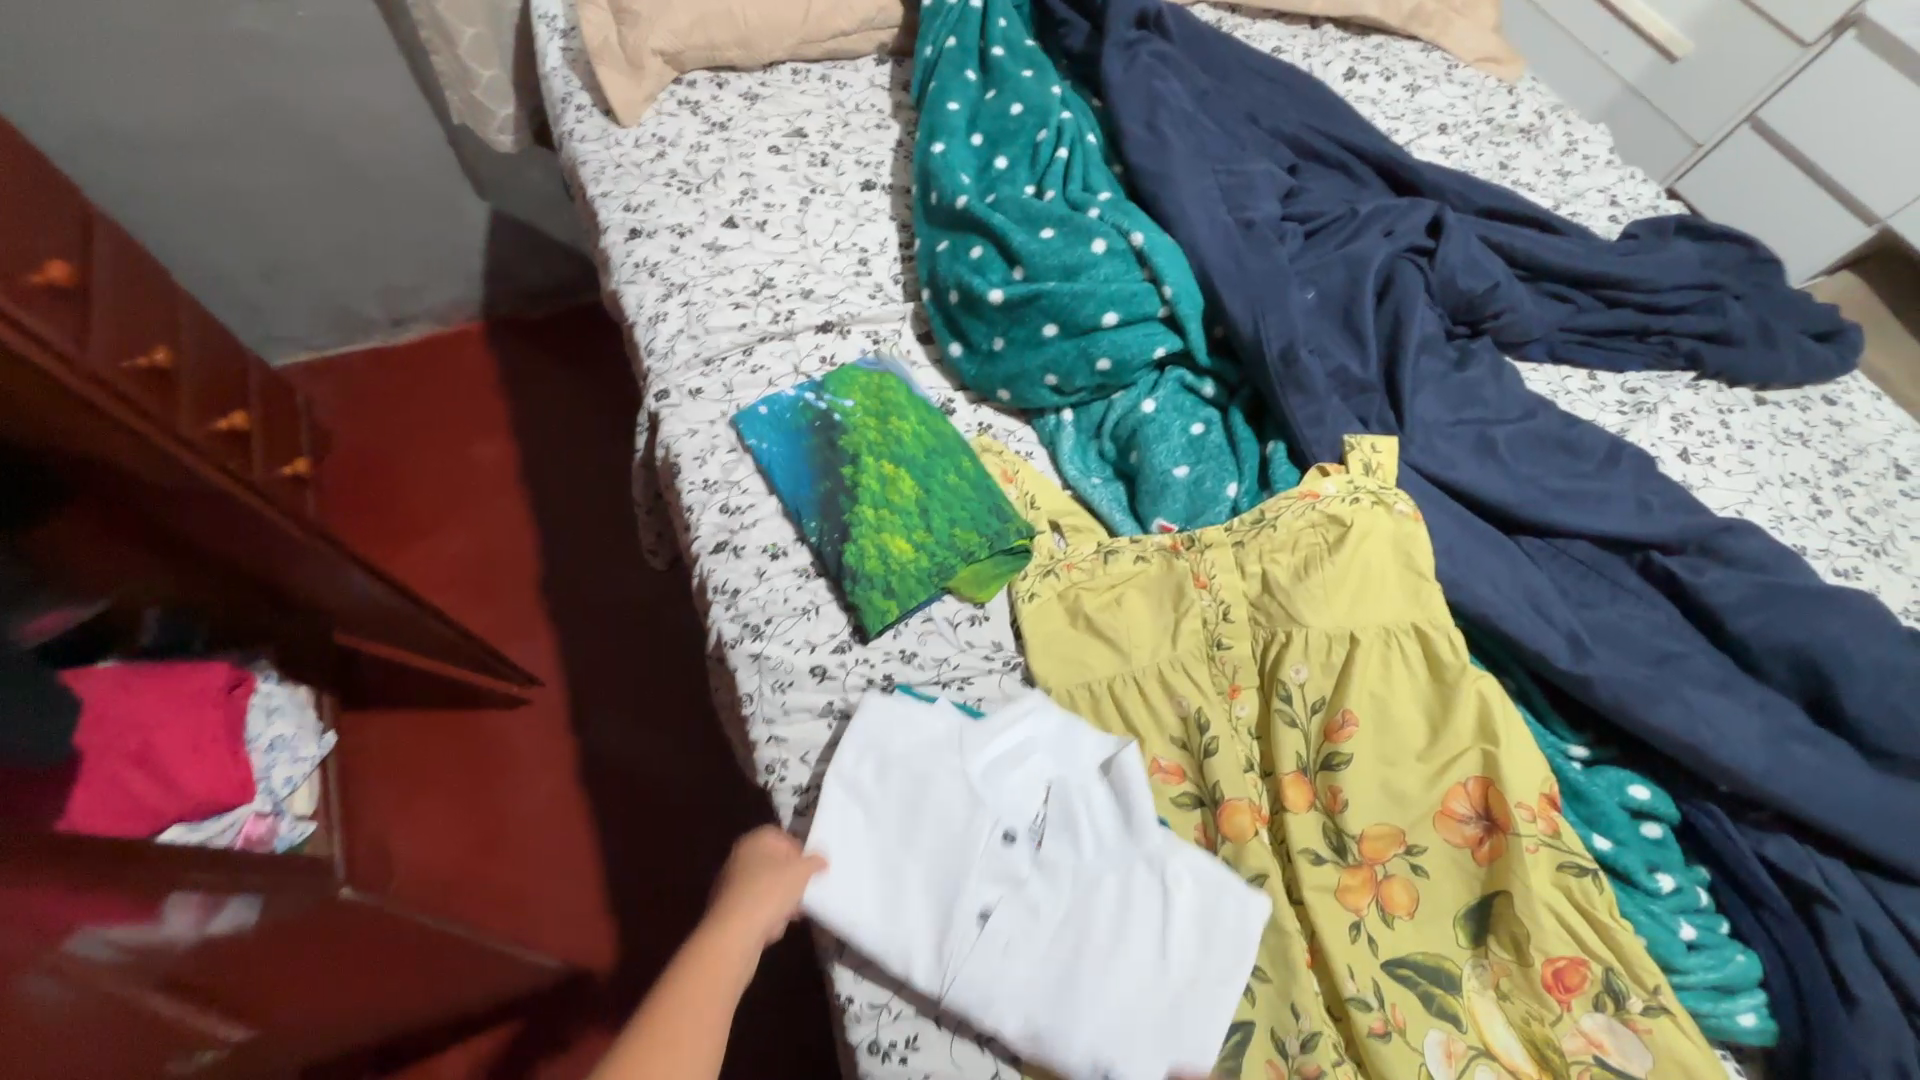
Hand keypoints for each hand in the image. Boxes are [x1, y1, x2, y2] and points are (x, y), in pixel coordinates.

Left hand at [707, 825, 827, 946]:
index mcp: (755, 840)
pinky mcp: (729, 908)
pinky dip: (767, 912)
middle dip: (791, 876)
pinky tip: (777, 924)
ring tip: (796, 910)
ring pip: (765, 886)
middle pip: (773, 862)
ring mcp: (732, 883)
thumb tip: (821, 859)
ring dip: (781, 897)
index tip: (811, 866)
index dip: (799, 849)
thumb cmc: (770, 891)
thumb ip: (814, 862)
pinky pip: (755, 905)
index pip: (781, 836)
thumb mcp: (802, 872)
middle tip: (806, 888)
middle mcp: (740, 857)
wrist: (735, 932)